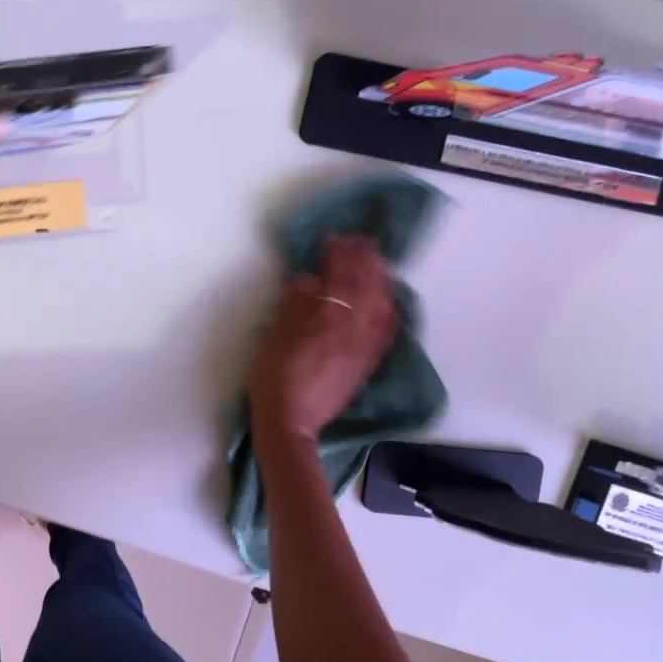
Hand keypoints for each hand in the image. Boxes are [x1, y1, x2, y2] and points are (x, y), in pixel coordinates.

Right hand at [249, 236, 399, 440]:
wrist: (292, 423)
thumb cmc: (274, 377)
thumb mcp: (275, 336)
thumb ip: (295, 304)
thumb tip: (310, 280)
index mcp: (330, 318)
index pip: (341, 275)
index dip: (339, 254)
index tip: (333, 238)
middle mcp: (356, 328)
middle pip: (369, 285)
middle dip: (366, 260)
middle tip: (361, 242)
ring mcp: (366, 346)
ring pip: (383, 304)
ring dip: (381, 279)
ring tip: (376, 264)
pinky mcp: (369, 362)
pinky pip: (387, 327)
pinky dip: (388, 307)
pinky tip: (386, 301)